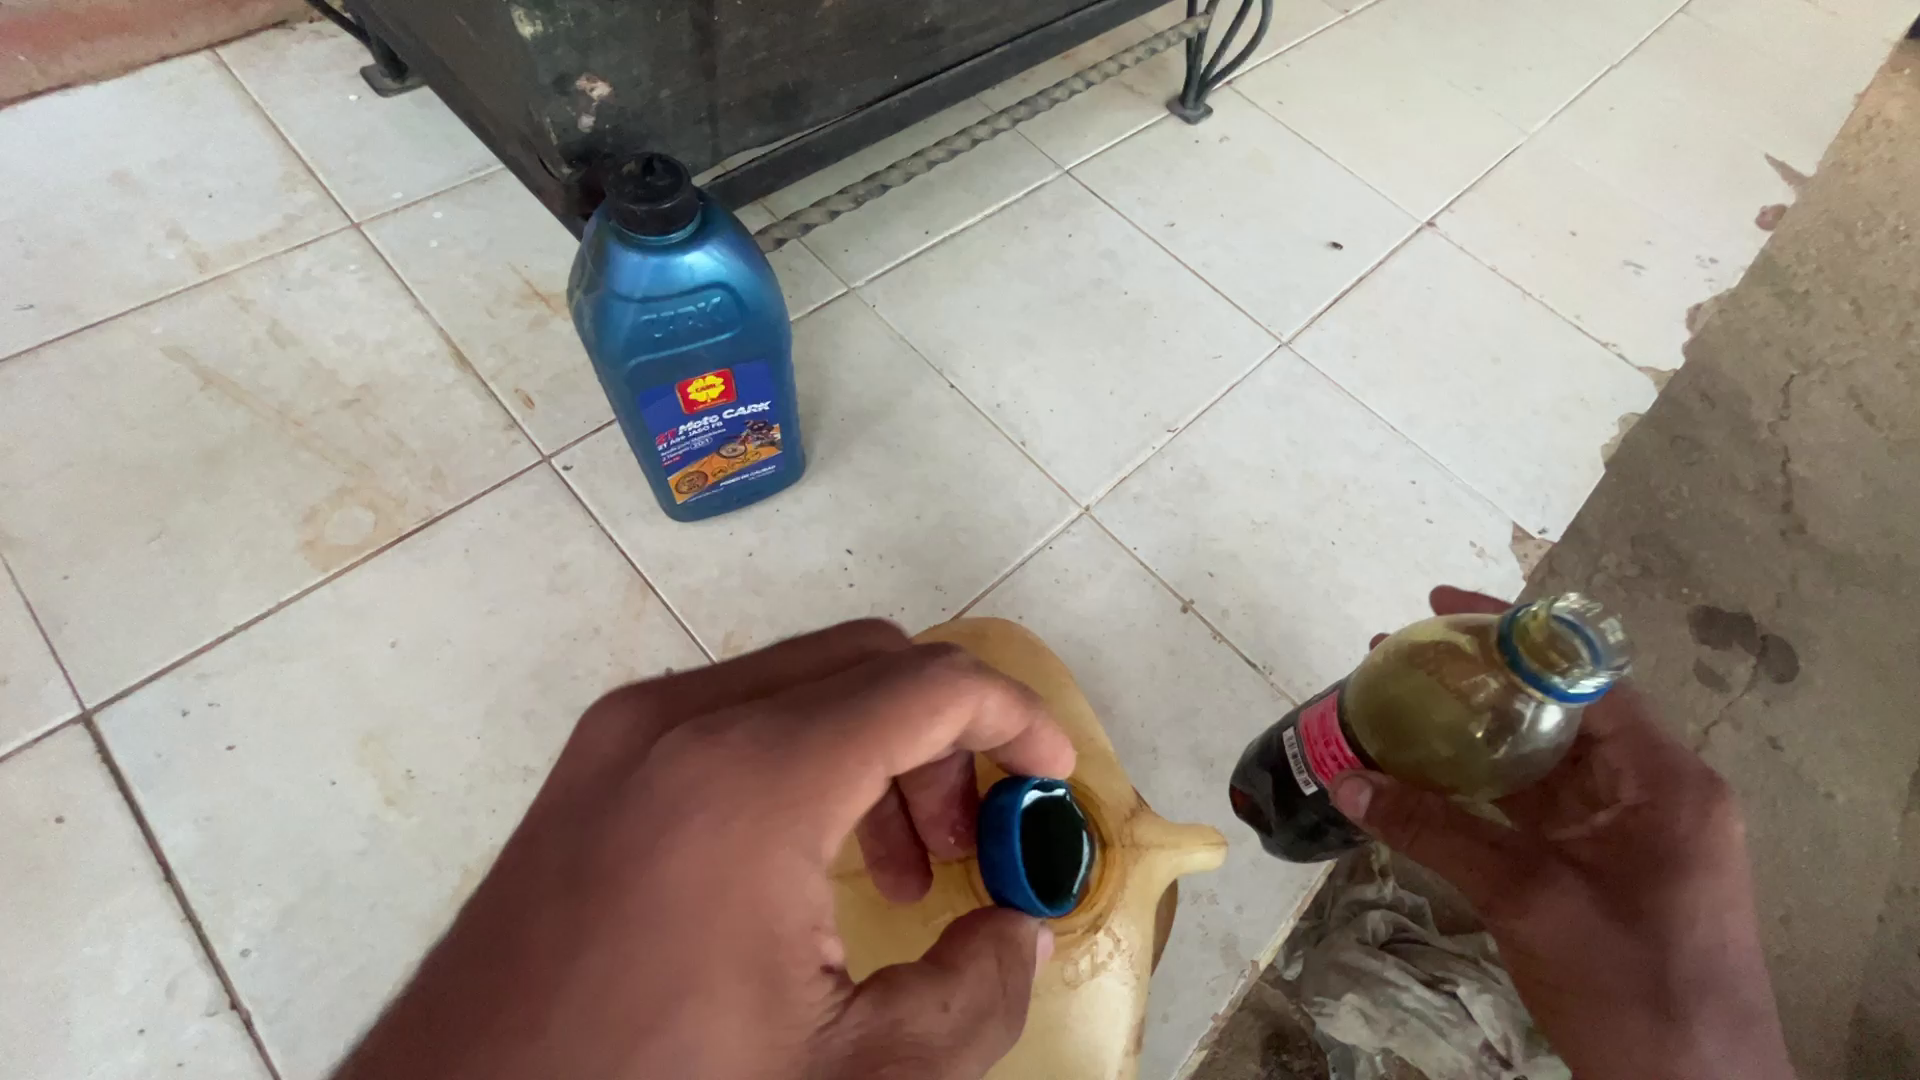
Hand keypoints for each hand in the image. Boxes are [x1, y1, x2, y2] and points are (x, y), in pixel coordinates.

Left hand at [332, 620, 1073, 1079]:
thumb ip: (970, 998)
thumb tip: (1020, 926)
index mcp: (754, 775)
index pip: (930, 685)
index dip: (1015, 716)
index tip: (1053, 773)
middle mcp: (689, 716)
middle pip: (874, 661)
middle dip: (950, 734)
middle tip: (968, 842)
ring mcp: (632, 725)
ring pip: (810, 677)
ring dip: (882, 744)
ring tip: (899, 867)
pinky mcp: (601, 754)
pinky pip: (746, 710)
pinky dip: (813, 752)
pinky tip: (812, 855)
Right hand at [1332, 587, 1792, 1079]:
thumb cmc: (1632, 987)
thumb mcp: (1527, 898)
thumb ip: (1433, 831)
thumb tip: (1343, 782)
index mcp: (1662, 780)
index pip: (1584, 676)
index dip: (1512, 634)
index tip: (1440, 606)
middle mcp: (1647, 788)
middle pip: (1554, 706)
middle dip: (1475, 676)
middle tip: (1399, 655)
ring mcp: (1620, 825)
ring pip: (1534, 750)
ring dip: (1467, 726)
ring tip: (1394, 700)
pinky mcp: (1592, 856)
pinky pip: (1525, 795)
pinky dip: (1472, 776)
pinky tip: (1418, 768)